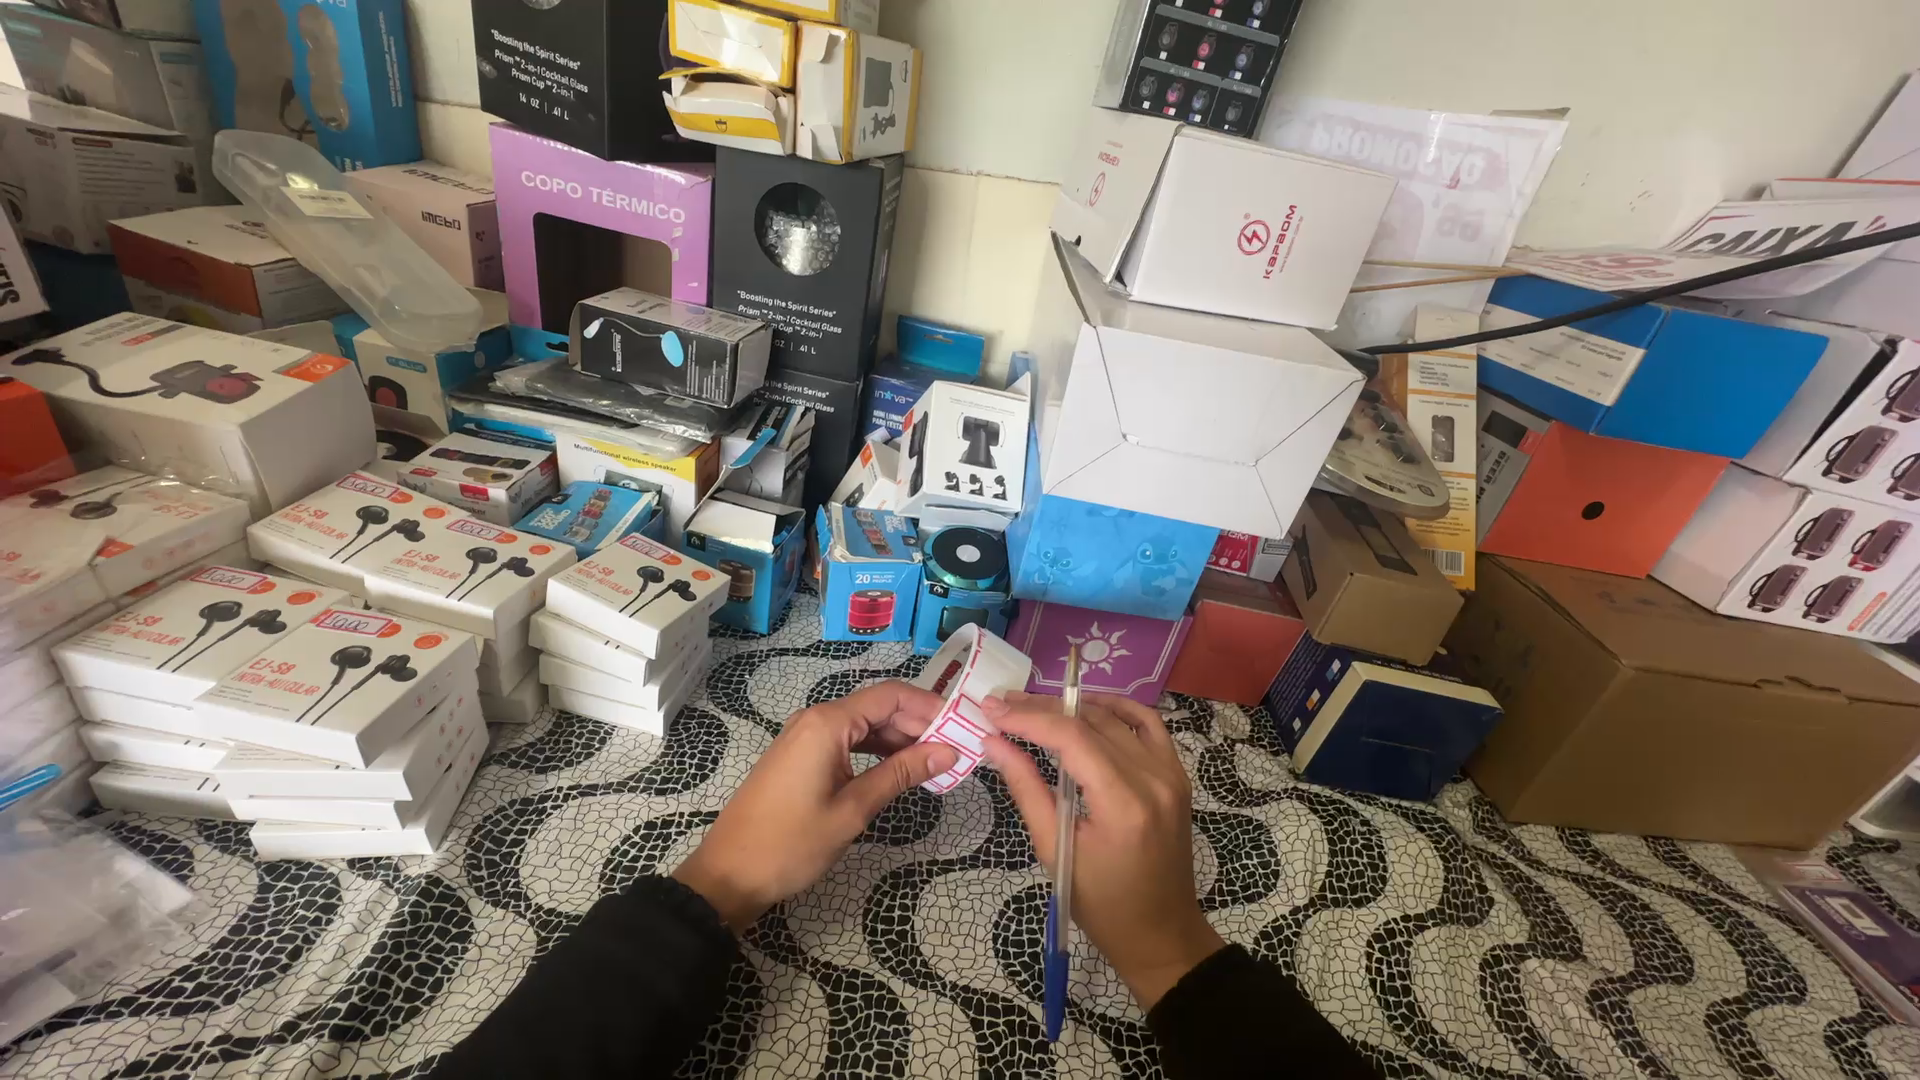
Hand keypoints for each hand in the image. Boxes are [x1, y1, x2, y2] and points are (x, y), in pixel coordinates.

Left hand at [673, 680, 957, 930]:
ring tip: (936, 760)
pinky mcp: (802, 755)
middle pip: (879, 706)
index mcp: (828, 723)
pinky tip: (900, 768)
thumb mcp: (853, 810)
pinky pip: (848, 740)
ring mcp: (806, 736)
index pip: (891, 696)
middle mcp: (816, 719)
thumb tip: (948, 751)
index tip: (963, 725)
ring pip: (864, 723)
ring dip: (900, 738)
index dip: (930, 706)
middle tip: (956, 747)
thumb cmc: (791, 843)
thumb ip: (901, 774)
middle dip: (919, 723)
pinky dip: (876, 750)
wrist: (728, 875)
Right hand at [983, 691, 1224, 1010]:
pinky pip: (1148, 724)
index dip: (1028, 718)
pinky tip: (1087, 705)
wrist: (1161, 934)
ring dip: (1071, 706)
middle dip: (1041, 708)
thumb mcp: (1053, 849)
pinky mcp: (1177, 774)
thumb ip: (1025, 787)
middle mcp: (1153, 778)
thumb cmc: (1102, 904)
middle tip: (1001, 703)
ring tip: (1032, 704)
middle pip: (1091, 722)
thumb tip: (993, 742)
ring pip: (1115, 719)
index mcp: (1123, 803)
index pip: (1071, 738)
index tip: (992, 709)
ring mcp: (1171, 773)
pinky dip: (1117, 708)